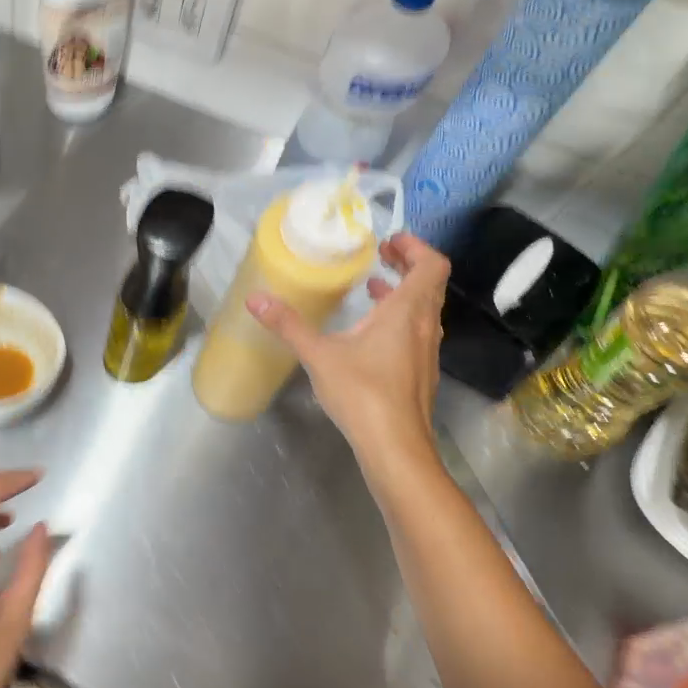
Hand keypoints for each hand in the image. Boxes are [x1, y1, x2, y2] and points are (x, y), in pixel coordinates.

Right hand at [248, 234, 449, 464]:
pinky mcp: (419, 374)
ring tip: (372, 290)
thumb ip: (288, 325)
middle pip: (429, 285)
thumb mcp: (319, 355)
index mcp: (407, 312)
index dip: (415, 247)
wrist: (394, 445)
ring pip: (423, 311)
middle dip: (406, 266)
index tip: (388, 242)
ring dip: (402, 295)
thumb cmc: (363, 393)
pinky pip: (415, 334)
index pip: (431, 265)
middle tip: (379, 258)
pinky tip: (369, 337)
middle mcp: (425, 327)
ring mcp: (426, 353)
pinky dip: (398, 321)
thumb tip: (255, 299)